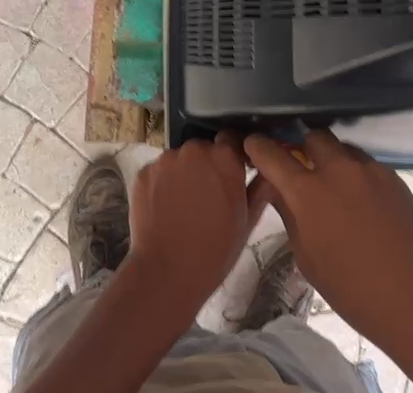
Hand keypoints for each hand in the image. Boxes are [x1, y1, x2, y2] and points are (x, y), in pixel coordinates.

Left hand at [126, 132, 270, 309]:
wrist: (166, 273)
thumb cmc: (214, 251)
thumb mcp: (247, 223)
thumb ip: (260, 190)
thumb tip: (268, 172)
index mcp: (224, 158)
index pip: (232, 139)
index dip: (234, 154)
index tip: (235, 171)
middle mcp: (194, 150)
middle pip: (204, 149)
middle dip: (208, 165)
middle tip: (209, 194)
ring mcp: (166, 160)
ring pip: (180, 159)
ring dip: (185, 172)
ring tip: (185, 204)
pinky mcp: (144, 172)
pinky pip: (159, 171)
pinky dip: (163, 183)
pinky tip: (165, 208)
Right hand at [244, 130, 412, 345]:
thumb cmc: (351, 289)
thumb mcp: (307, 257)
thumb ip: (290, 215)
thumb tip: (279, 190)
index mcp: (308, 193)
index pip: (272, 155)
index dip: (258, 146)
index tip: (253, 144)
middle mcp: (337, 170)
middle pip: (313, 136)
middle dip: (303, 146)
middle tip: (302, 168)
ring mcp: (369, 170)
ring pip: (343, 147)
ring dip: (332, 159)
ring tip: (335, 186)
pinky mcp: (393, 177)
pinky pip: (366, 164)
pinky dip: (356, 174)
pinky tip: (362, 202)